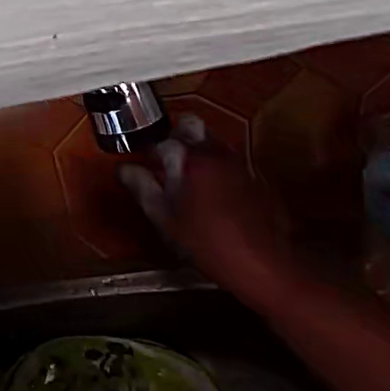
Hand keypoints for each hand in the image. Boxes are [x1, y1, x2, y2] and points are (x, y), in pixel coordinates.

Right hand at [118, 118, 297, 308]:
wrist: (263, 265)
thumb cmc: (206, 242)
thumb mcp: (163, 218)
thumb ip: (142, 187)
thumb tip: (125, 169)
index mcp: (187, 159)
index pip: (161, 140)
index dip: (149, 150)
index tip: (143, 162)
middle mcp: (215, 153)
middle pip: (191, 125)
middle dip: (175, 135)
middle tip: (164, 159)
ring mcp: (239, 164)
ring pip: (213, 140)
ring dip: (198, 149)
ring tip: (186, 176)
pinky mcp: (257, 178)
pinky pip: (230, 160)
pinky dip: (218, 166)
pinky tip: (212, 192)